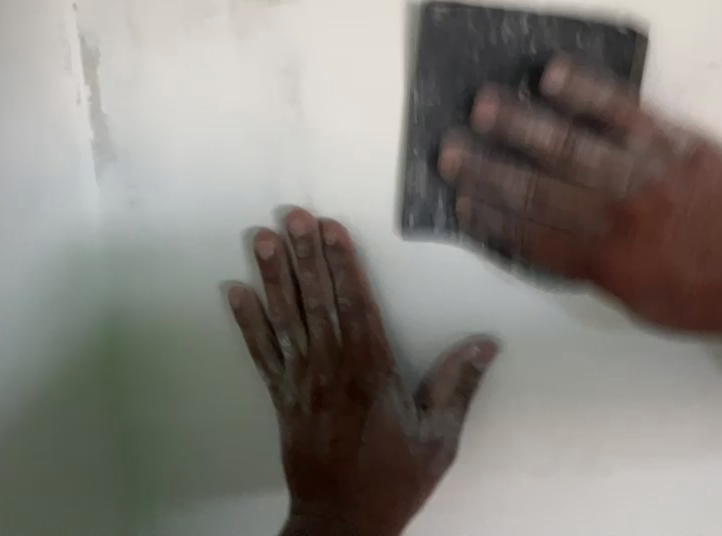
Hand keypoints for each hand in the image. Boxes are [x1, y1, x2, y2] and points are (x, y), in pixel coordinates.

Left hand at [226, 208, 500, 535]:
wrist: (342, 523)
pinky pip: (261, 353)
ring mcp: (301, 380)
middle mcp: (332, 365)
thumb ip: (459, 384)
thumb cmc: (394, 476)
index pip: (356, 302)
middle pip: (318, 299)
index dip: (343, 262)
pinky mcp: (280, 396)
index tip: (331, 227)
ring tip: (263, 238)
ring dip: (274, 276)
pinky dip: (247, 322)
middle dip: (306, 255)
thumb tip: (487, 342)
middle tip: (293, 216)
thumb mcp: (439, 437)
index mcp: (371, 368)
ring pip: (287, 318)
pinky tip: (234, 291)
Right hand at [438, 58, 721, 345]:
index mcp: (611, 266)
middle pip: (538, 192)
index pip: (533, 241)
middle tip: (448, 151)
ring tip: (483, 106)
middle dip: (488, 172)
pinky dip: (586, 92)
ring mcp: (646, 176)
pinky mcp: (677, 142)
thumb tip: (545, 240)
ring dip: (521, 126)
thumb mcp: (649, 304)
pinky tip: (554, 75)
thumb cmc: (721, 295)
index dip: (491, 221)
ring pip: (570, 147)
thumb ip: (595, 269)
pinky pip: (623, 112)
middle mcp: (619, 220)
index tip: (460, 203)